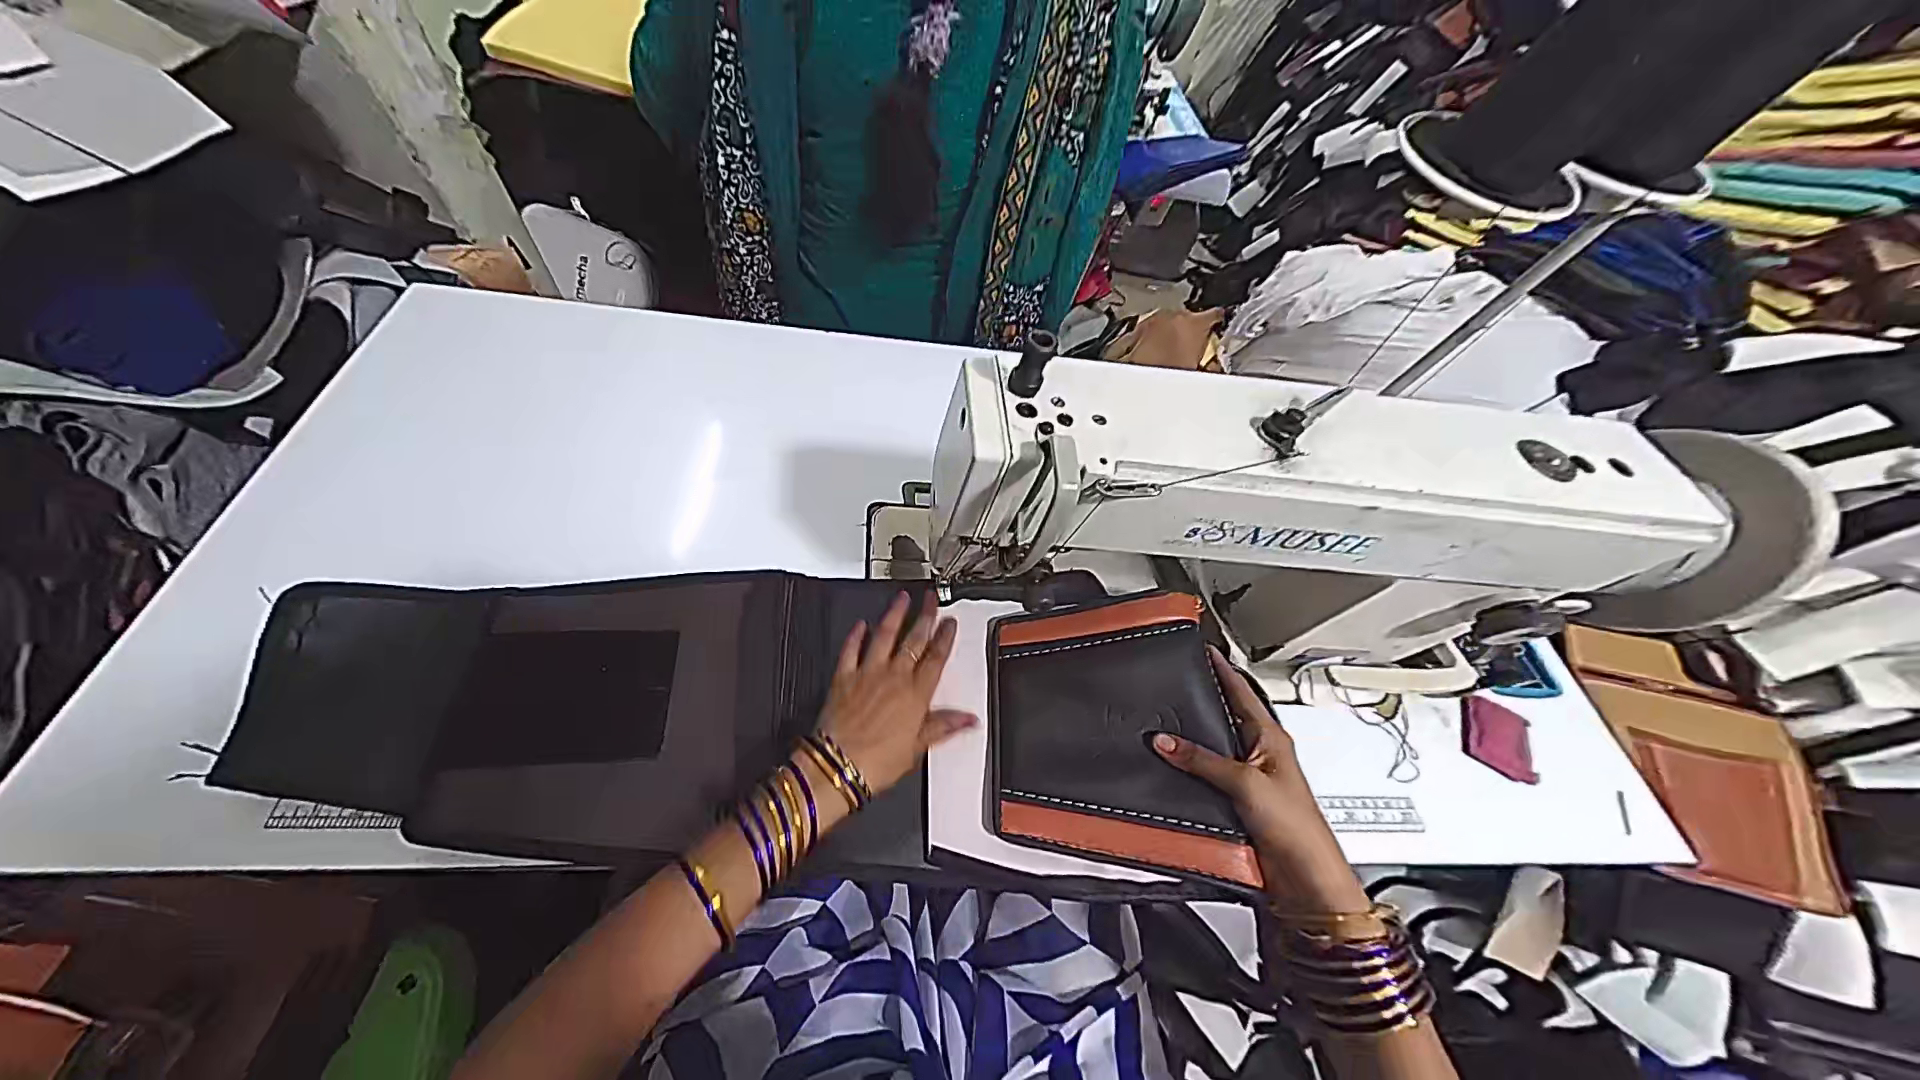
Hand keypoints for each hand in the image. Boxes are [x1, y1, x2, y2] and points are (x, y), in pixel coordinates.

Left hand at [818, 591, 977, 797]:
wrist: (839, 765)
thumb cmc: (877, 761)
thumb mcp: (918, 747)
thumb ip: (943, 727)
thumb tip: (967, 720)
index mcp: (916, 694)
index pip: (936, 657)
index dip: (945, 637)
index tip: (949, 622)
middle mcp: (894, 677)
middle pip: (914, 639)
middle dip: (925, 616)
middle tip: (931, 599)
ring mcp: (868, 674)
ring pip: (885, 635)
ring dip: (895, 614)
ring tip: (902, 599)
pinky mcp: (844, 677)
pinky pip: (851, 649)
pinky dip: (856, 635)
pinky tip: (860, 624)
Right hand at [1152, 646, 1368, 912]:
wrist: (1306, 880)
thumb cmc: (1299, 830)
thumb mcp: (1245, 783)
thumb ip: (1203, 760)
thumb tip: (1167, 740)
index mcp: (1271, 737)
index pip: (1241, 690)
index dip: (1222, 668)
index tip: (1204, 649)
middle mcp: (1260, 752)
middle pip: (1225, 715)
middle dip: (1202, 700)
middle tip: (1178, 681)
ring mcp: (1249, 776)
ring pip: (1214, 746)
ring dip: (1193, 740)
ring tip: (1169, 722)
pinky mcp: (1238, 799)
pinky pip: (1207, 774)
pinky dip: (1191, 767)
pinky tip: (1176, 766)